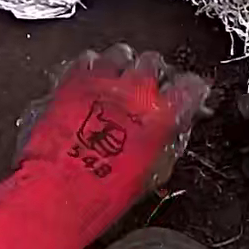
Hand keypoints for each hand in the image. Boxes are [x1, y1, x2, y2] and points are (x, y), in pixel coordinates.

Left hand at [0, 45, 208, 248]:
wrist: (58, 192)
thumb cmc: (104, 194)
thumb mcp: (148, 174)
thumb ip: (160, 143)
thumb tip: (164, 132)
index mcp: (160, 118)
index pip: (190, 87)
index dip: (190, 88)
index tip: (186, 92)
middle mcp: (134, 93)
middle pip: (152, 62)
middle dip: (152, 72)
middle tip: (145, 87)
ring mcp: (101, 84)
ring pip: (119, 54)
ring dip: (121, 64)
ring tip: (116, 79)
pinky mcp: (71, 82)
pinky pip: (86, 60)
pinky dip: (91, 66)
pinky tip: (89, 80)